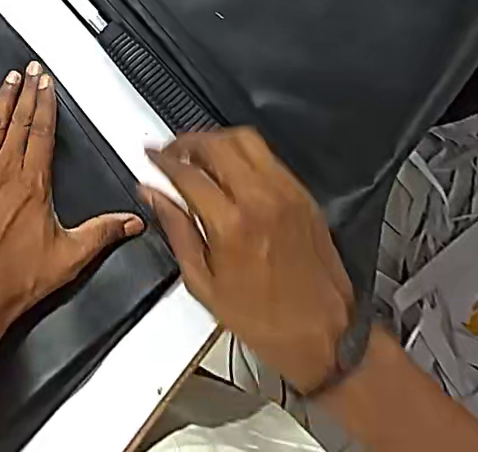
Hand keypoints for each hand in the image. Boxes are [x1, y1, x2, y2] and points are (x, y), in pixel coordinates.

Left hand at [0, 63, 144, 451]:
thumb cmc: (16, 279)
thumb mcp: (68, 258)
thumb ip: (102, 233)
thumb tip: (132, 223)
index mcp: (33, 182)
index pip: (43, 130)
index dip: (46, 102)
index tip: (47, 83)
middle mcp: (5, 170)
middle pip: (20, 120)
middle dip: (28, 91)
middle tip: (32, 69)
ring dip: (3, 99)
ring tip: (9, 78)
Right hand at [141, 128, 355, 393]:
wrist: (325, 338)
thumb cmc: (266, 320)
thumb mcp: (203, 283)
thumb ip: (176, 229)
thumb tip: (153, 195)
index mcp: (231, 224)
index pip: (187, 172)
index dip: (162, 159)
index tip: (151, 156)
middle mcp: (260, 200)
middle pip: (214, 144)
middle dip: (185, 143)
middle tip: (171, 152)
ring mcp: (285, 193)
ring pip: (243, 139)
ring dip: (215, 140)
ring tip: (199, 154)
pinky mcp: (302, 194)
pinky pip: (267, 155)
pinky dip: (242, 151)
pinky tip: (230, 166)